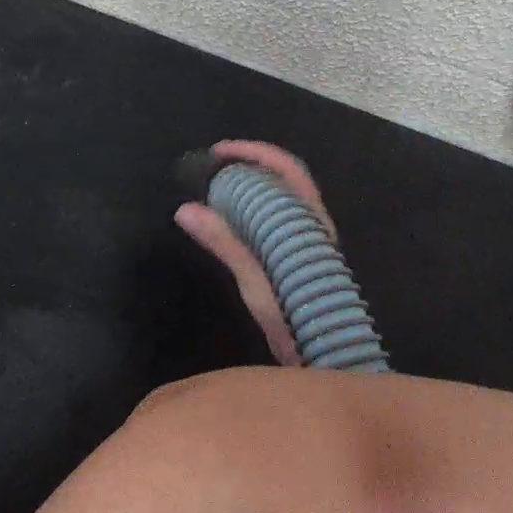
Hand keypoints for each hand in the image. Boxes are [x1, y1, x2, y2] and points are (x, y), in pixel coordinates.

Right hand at [173, 140, 332, 366]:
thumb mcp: (256, 284)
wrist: (327, 360)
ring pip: (281, 198)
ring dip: (249, 185)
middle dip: (248, 165)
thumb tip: (185, 209)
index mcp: (310, 223)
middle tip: (211, 167)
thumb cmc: (296, 321)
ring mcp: (308, 241)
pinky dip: (251, 207)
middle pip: (285, 179)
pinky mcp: (299, 258)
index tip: (218, 152)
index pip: (287, 170)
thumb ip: (226, 244)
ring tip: (214, 188)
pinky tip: (229, 219)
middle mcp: (313, 225)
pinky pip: (275, 218)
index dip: (254, 152)